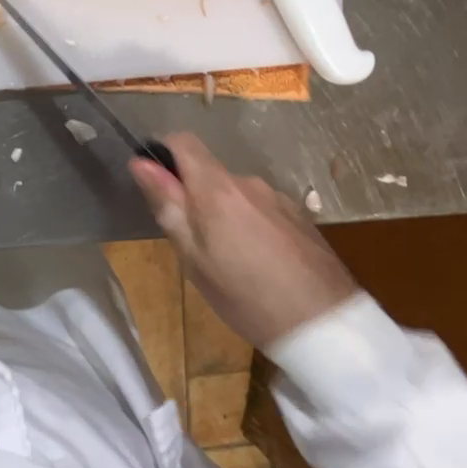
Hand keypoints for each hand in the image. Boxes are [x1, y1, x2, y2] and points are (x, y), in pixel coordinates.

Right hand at [129, 133, 356, 349]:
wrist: (326, 326)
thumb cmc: (245, 295)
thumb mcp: (193, 257)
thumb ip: (168, 205)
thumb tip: (140, 163)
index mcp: (217, 188)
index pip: (183, 141)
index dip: (163, 155)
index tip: (157, 188)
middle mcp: (249, 183)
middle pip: (209, 173)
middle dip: (194, 198)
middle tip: (193, 245)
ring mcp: (279, 199)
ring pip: (236, 195)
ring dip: (224, 215)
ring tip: (229, 261)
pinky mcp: (301, 219)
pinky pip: (261, 210)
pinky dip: (251, 227)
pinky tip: (260, 265)